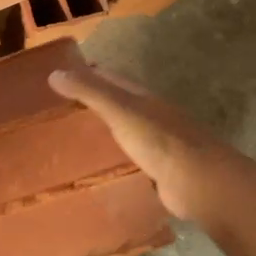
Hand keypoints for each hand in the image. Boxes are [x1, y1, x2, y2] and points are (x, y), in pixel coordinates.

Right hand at [48, 65, 228, 220]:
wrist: (201, 183)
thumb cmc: (159, 140)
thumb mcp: (119, 110)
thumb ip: (89, 91)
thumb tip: (54, 73)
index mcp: (143, 97)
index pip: (111, 77)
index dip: (88, 73)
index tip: (62, 76)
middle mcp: (152, 116)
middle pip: (119, 103)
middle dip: (95, 102)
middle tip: (60, 110)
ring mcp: (159, 145)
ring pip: (126, 132)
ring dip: (105, 132)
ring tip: (73, 140)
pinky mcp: (161, 172)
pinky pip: (132, 160)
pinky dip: (116, 160)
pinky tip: (99, 169)